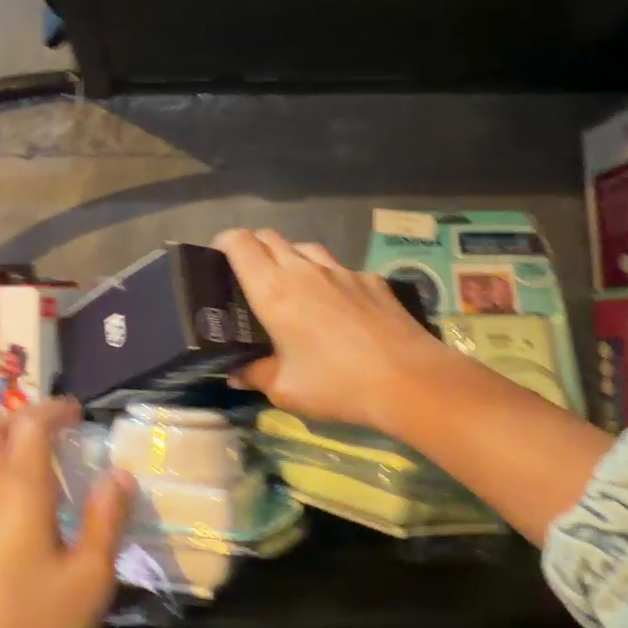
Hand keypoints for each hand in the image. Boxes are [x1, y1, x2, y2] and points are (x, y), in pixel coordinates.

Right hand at [215, 228, 613, 542]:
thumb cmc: (337, 385)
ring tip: (292, 290)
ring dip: (291, 259)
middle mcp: (303, 270)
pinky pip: (339, 269)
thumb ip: (255, 375)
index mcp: (274, 290)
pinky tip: (337, 310)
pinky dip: (328, 280)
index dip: (223, 242)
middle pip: (269, 237)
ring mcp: (341, 271)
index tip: (217, 260)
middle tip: (249, 278)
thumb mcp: (285, 390)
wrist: (410, 380)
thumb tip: (236, 373)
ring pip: (305, 248)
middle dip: (253, 248)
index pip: (239, 243)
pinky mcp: (371, 280)